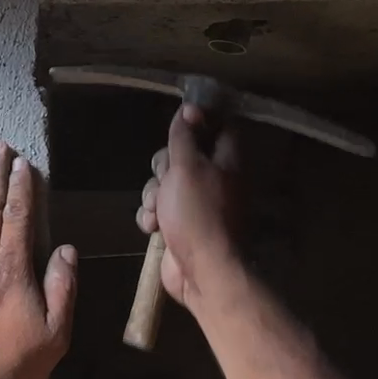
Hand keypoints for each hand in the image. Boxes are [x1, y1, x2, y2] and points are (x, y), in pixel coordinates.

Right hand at [137, 104, 244, 305]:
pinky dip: (152, 216)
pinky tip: (153, 227)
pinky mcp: (180, 225)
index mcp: (225, 161)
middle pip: (181, 154)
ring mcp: (197, 204)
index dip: (197, 120)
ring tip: (157, 211)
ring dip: (153, 194)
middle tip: (166, 177)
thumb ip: (184, 136)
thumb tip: (189, 108)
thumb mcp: (187, 165)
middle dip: (163, 166)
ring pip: (164, 182)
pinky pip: (158, 209)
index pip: (218, 127)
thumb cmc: (198, 212)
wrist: (202, 270)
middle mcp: (214, 179)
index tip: (178, 121)